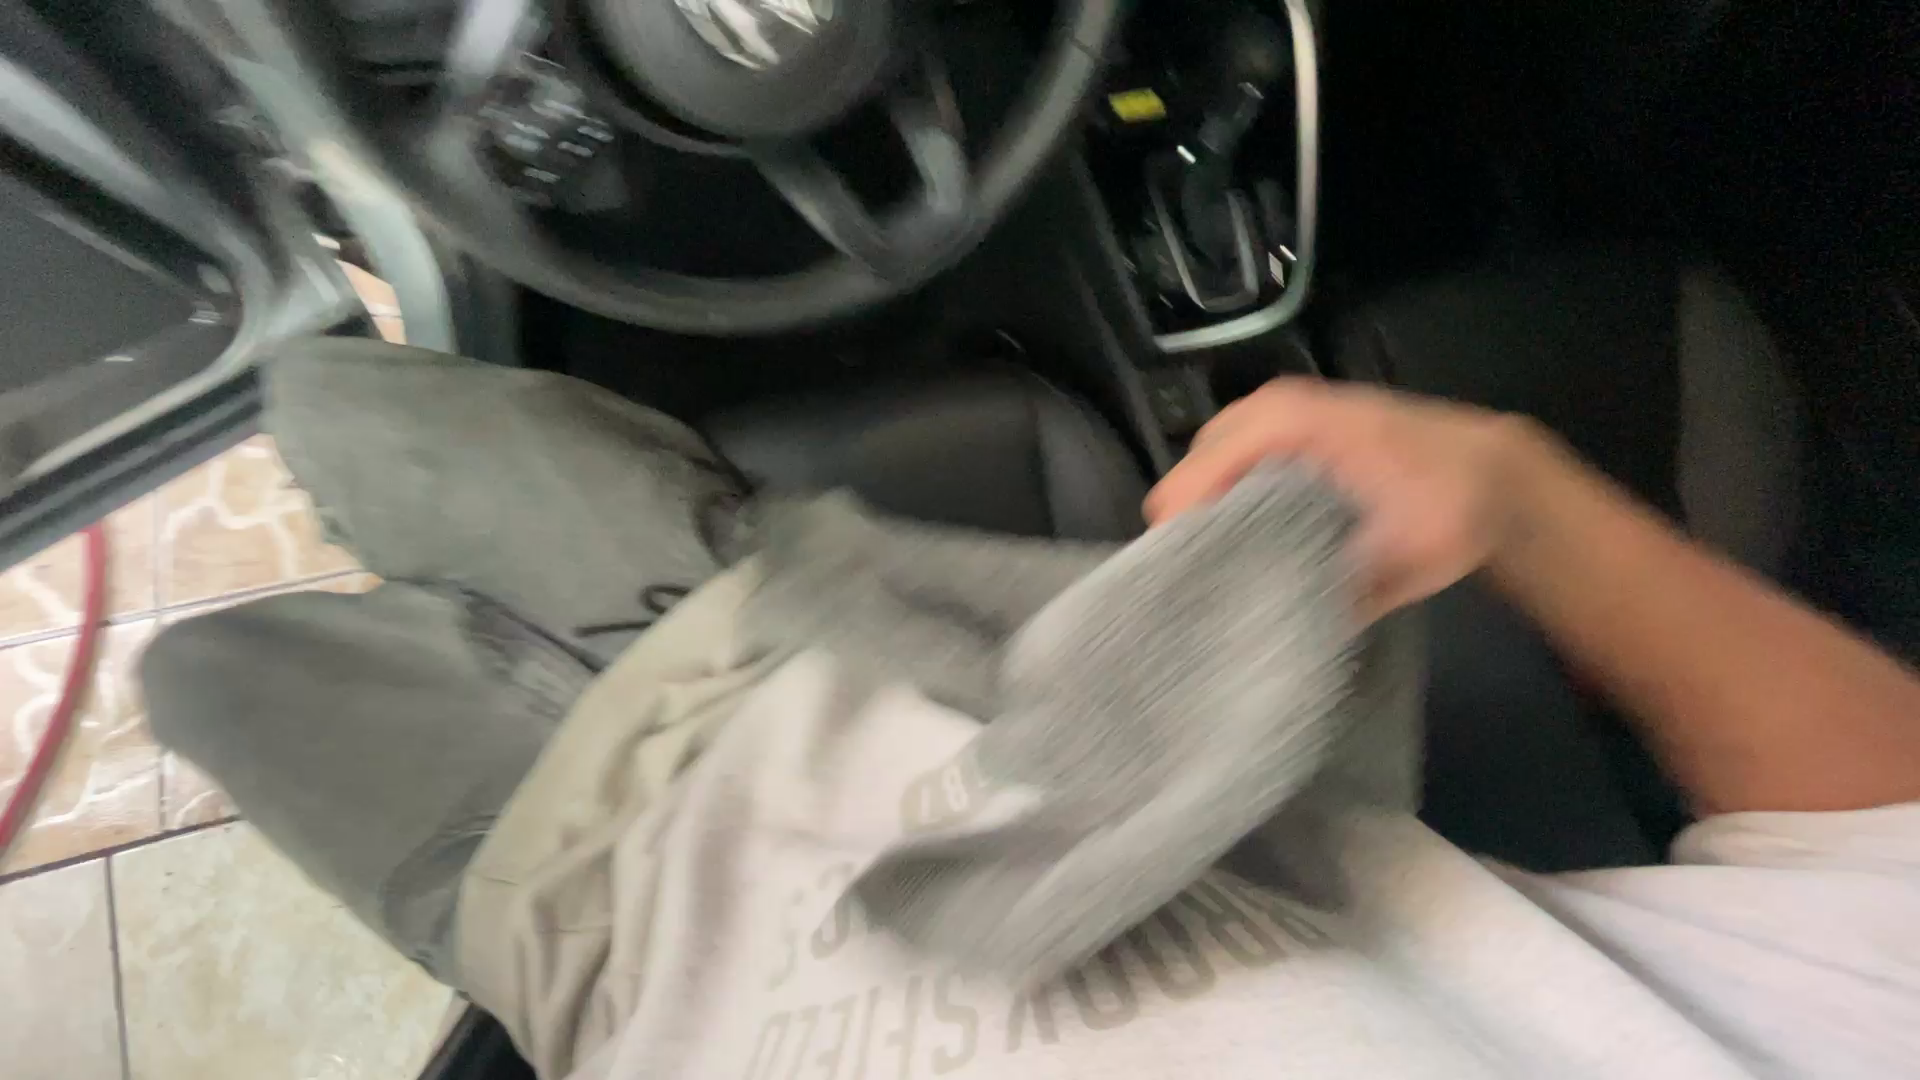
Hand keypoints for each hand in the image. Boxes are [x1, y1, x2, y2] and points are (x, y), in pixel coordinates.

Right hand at [1146, 379, 1542, 618]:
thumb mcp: (1410, 557)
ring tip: (1219, 555)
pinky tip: (1241, 529)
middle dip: (1191, 519)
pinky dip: (1222, 489)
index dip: (1183, 528)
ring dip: (1205, 506)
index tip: (1185, 580)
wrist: (1494, 471)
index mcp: (1292, 428)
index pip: (1200, 472)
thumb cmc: (1453, 505)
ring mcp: (1275, 408)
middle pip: (1191, 467)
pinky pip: (1226, 454)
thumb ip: (1347, 591)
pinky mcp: (1284, 421)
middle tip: (1206, 572)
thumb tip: (1282, 630)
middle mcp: (1272, 407)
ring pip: (1203, 460)